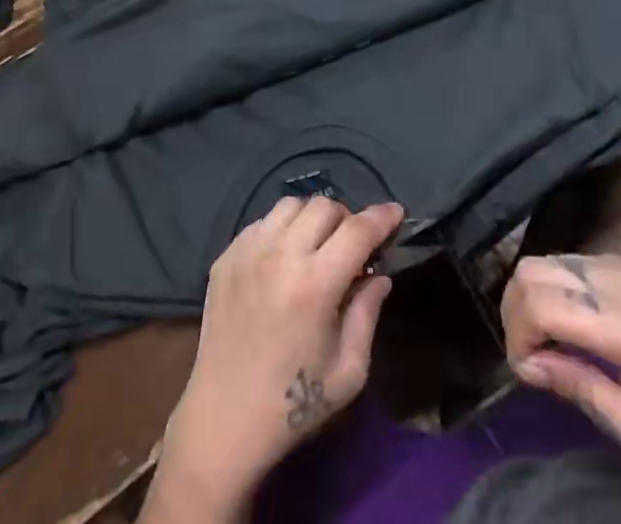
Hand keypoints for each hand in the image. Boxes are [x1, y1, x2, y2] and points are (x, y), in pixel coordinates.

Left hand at [163, 198, 403, 500]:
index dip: (382, 217)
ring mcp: (246, 252)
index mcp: (314, 284)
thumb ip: (367, 312)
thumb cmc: (295, 402)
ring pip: (288, 205)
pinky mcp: (224, 258)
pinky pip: (260, 223)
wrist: (226, 415)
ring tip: (318, 245)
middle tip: (354, 244)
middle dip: (347, 218)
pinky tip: (284, 257)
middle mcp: (278, 255)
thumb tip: (379, 275)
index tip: (396, 212)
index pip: (357, 230)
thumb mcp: (350, 368)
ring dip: (312, 217)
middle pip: (322, 206)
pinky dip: (280, 228)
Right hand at [501, 254, 620, 484]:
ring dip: (528, 299)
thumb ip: (585, 393)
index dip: (518, 336)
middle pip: (531, 271)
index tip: (529, 371)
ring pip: (542, 261)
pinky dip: (548, 288)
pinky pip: (564, 262)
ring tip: (546, 342)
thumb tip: (528, 365)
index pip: (540, 304)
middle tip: (531, 355)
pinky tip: (567, 324)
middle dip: (514, 312)